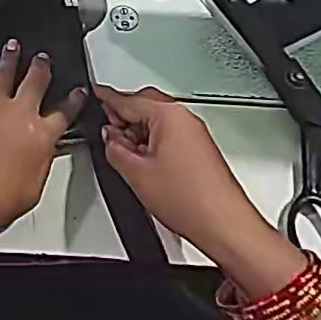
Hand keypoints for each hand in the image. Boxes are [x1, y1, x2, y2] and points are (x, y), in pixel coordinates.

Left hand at [0, 39, 84, 254]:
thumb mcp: (31, 191)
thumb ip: (40, 166)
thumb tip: (42, 157)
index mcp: (41, 137)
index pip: (65, 112)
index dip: (74, 100)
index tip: (77, 92)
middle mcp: (18, 115)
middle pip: (36, 81)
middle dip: (42, 67)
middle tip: (44, 58)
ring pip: (5, 72)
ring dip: (11, 57)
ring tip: (13, 46)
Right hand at [95, 84, 268, 263]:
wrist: (223, 225)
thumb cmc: (191, 200)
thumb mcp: (135, 173)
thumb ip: (114, 147)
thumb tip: (110, 137)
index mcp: (169, 116)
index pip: (129, 100)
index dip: (107, 98)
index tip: (97, 94)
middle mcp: (186, 119)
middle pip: (145, 105)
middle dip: (124, 117)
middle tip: (108, 131)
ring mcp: (195, 133)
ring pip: (158, 121)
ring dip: (139, 131)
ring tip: (128, 156)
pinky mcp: (200, 148)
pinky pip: (170, 134)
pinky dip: (154, 142)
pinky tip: (146, 164)